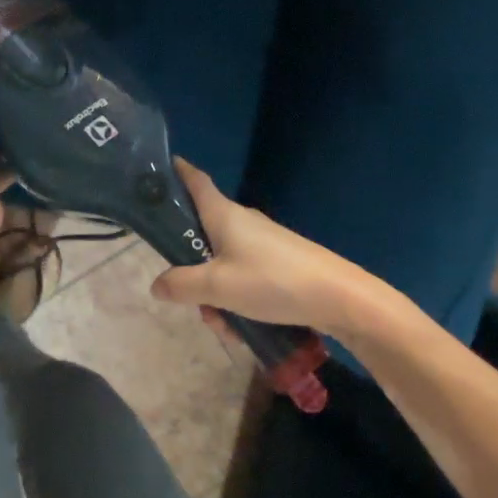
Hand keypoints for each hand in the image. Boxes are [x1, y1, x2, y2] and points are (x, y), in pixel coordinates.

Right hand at [150, 158, 411, 341]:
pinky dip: (237, 301)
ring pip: (221, 265)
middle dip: (190, 269)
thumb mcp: (217, 286)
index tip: (158, 169)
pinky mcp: (279, 264)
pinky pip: (243, 279)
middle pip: (202, 235)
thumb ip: (181, 284)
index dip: (176, 172)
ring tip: (226, 326)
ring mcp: (263, 243)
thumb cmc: (272, 281)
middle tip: (191, 299)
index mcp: (223, 214)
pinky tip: (245, 329)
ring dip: (216, 296)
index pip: (195, 180)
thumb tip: (157, 284)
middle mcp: (242, 222)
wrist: (340, 299)